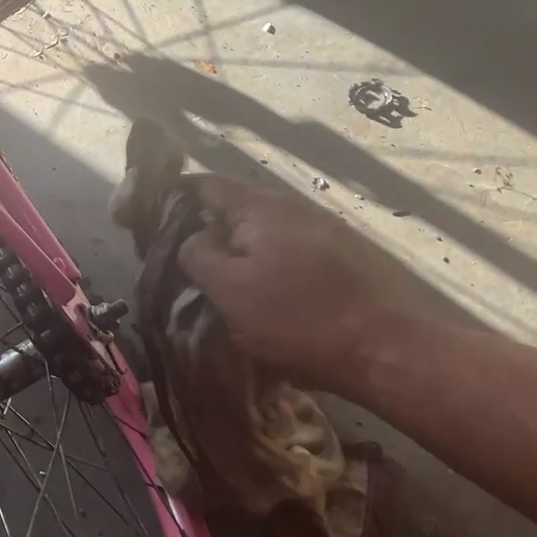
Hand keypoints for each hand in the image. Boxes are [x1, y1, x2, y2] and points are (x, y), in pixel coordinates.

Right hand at [179, 175, 435, 395]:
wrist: (394, 352)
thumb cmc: (300, 319)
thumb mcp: (228, 290)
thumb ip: (197, 255)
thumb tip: (192, 239)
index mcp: (260, 207)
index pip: (202, 184)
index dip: (168, 196)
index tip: (142, 220)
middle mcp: (294, 208)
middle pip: (233, 210)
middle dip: (203, 232)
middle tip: (180, 265)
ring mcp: (325, 233)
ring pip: (262, 235)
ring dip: (236, 255)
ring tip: (220, 288)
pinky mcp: (345, 261)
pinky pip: (288, 255)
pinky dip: (266, 269)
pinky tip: (263, 300)